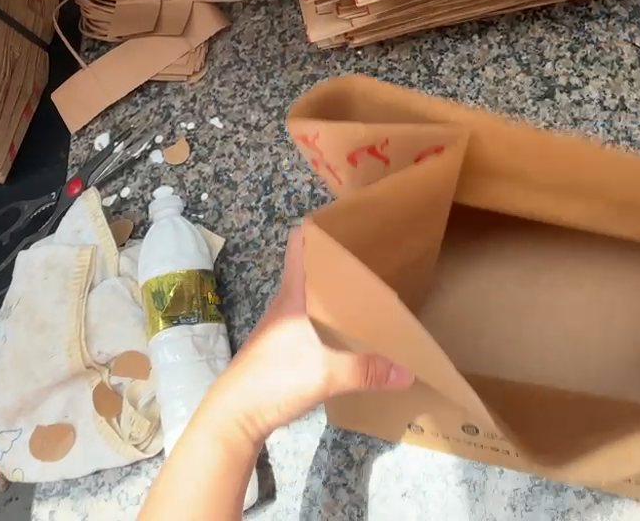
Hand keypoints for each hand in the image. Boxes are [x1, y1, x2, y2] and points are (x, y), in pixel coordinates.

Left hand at [199, 228, 412, 444]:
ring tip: (363, 292)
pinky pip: (307, 320)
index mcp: (292, 295)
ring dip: (331, 292)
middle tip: (368, 256)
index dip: (317, 228)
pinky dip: (325, 318)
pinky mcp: (279, 348)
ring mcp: (279, 327)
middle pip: (309, 269)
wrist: (232, 418)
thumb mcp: (325, 374)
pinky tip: (343, 332)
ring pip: (309, 297)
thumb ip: (366, 370)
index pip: (298, 245)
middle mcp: (285, 304)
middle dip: (336, 261)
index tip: (344, 221)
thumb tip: (408, 371)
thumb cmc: (272, 380)